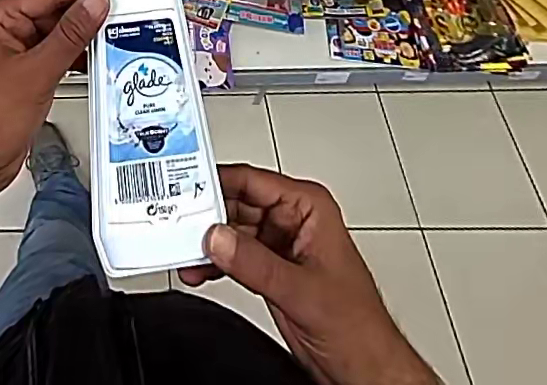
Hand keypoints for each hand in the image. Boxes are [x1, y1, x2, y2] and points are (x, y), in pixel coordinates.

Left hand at [0, 0, 112, 196]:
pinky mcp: (22, 73)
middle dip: (85, 10)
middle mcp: (1, 31)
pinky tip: (94, 55)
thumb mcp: (35, 73)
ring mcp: (12, 53)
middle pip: (52, 9)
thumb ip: (69, 36)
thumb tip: (92, 5)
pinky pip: (53, 53)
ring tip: (112, 29)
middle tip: (119, 6)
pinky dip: (73, 54)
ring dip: (81, 34)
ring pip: (55, 32)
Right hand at [179, 165, 434, 384]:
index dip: (219, 182)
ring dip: (207, 241)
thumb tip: (218, 236)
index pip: (253, 181)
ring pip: (230, 228)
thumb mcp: (303, 290)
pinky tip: (198, 269)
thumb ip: (256, 262)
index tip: (188, 187)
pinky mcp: (268, 267)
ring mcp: (278, 243)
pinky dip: (213, 261)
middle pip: (236, 201)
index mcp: (307, 206)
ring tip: (185, 250)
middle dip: (207, 215)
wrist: (366, 372)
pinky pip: (232, 253)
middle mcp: (291, 218)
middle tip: (179, 223)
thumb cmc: (360, 328)